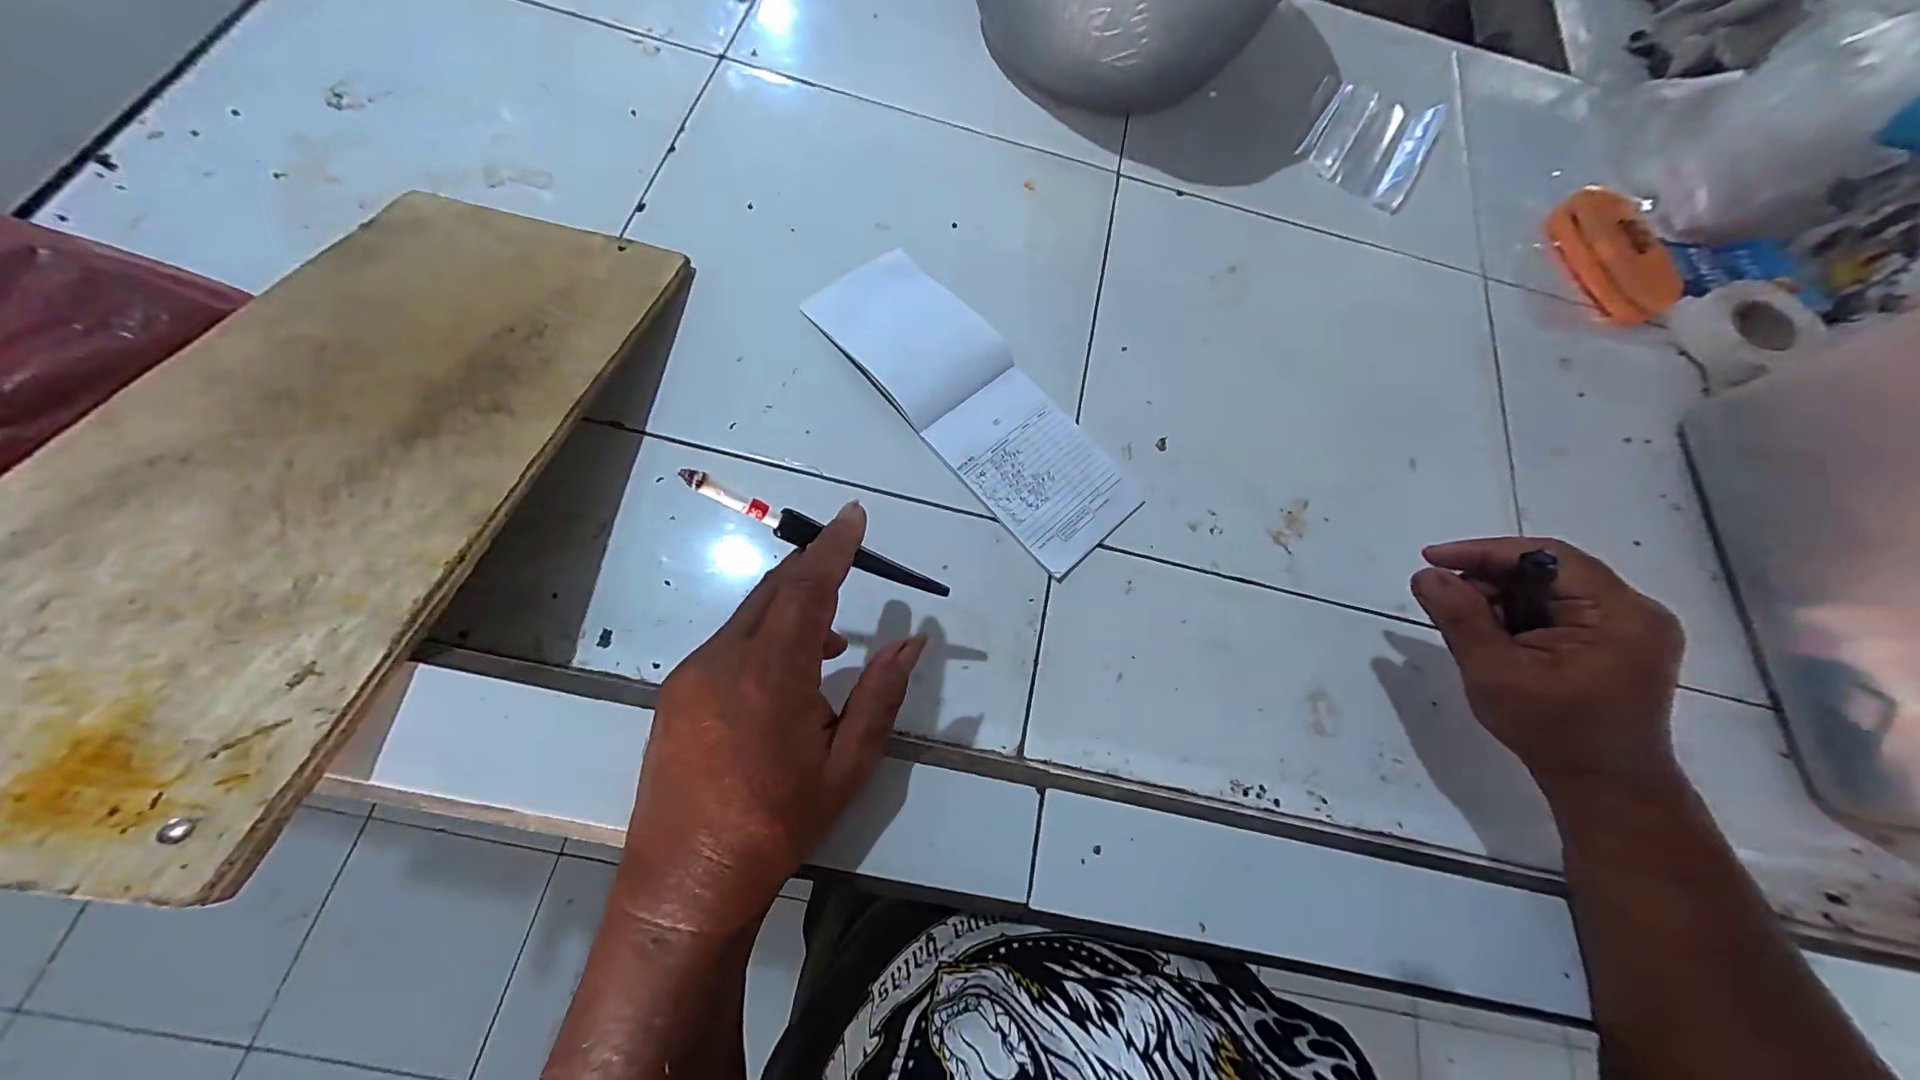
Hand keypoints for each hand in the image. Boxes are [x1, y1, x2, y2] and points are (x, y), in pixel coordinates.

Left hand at [616, 501, 927, 935]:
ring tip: (832, 644)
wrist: (686, 881)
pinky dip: (765, 636)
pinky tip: (788, 672)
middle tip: (848, 556)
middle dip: (814, 567)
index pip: (806, 589)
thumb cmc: (777, 826)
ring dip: (792, 609)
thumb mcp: (847, 766)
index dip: (833, 547)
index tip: (853, 516)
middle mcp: (723, 661)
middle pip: (773, 590)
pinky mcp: (676, 692)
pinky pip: (728, 642)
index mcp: (770, 677)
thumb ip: (880, 696)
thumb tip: (911, 643)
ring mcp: (691, 675)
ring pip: (749, 615)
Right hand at [1410, 537, 1685, 802]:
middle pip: (1547, 572)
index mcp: (1618, 614)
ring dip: (1500, 600)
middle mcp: (1634, 612)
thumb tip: (1426, 574)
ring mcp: (1629, 629)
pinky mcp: (1615, 645)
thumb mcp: (1493, 670)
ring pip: (1548, 591)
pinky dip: (1518, 617)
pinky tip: (1492, 638)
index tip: (1431, 558)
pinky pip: (1558, 612)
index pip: (1546, 556)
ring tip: (1464, 626)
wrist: (1603, 787)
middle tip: (1442, 600)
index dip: (1483, 552)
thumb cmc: (1550, 730)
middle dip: (1488, 580)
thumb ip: (1459, 617)